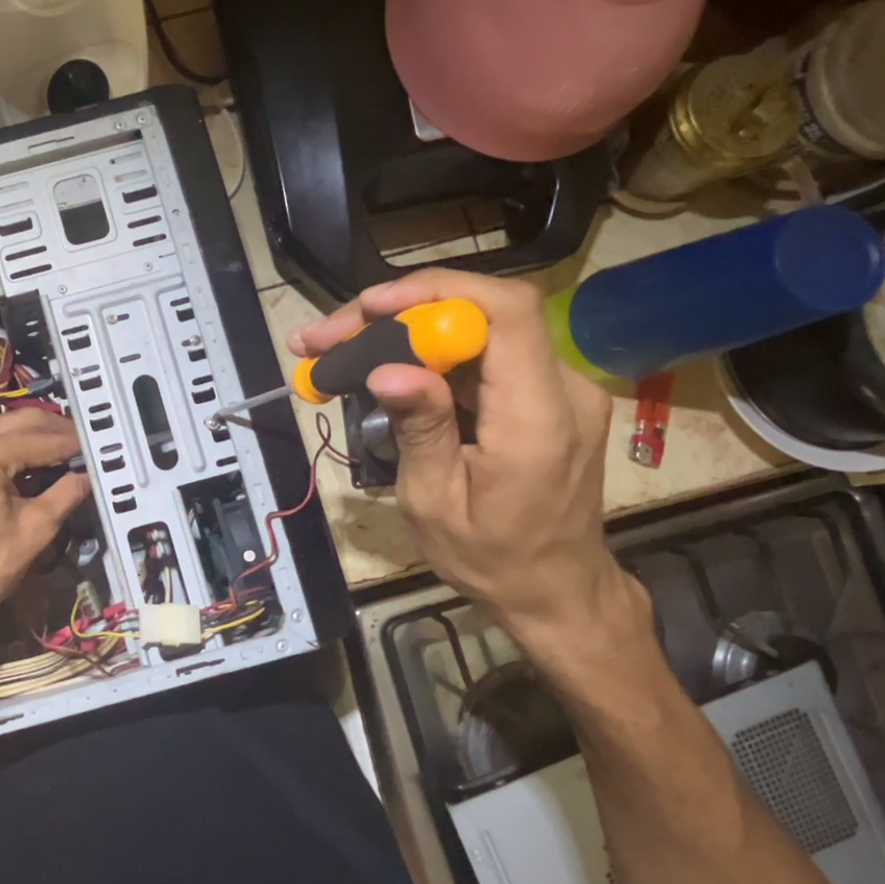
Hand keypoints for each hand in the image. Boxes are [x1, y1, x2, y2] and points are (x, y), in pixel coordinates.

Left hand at [0, 408, 89, 660]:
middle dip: (56, 432)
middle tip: (88, 446)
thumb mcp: (34, 531)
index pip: (42, 439)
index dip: (75, 444)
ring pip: (2, 427)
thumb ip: (65, 494)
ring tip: (66, 454)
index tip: (101, 448)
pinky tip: (33, 462)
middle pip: (21, 421)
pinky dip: (10, 447)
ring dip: (34, 437)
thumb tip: (87, 476)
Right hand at [290, 269, 649, 658]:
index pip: (505, 314)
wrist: (556, 590)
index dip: (435, 293)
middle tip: (323, 338)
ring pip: (476, 331)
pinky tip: (380, 367)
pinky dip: (428, 355)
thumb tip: (387, 371)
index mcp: (536, 418)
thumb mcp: (436, 504)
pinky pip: (484, 355)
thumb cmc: (491, 559)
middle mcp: (561, 389)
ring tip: (334, 351)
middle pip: (480, 314)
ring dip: (404, 333)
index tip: (370, 307)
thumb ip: (421, 430)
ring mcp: (560, 389)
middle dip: (396, 314)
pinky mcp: (547, 396)